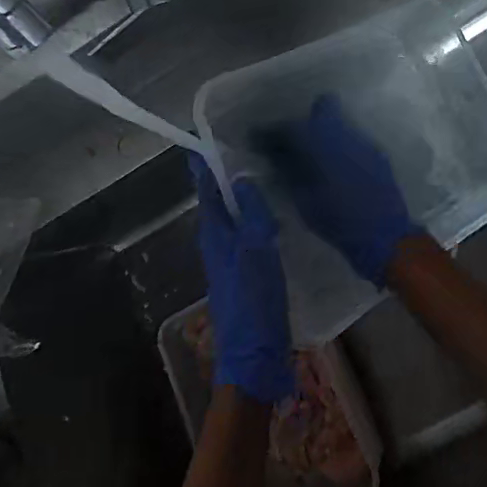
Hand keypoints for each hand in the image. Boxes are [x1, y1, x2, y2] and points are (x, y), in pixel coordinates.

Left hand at [189, 153, 293, 403]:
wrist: (255, 355)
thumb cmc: (253, 301)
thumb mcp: (255, 251)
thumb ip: (250, 214)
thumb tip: (242, 175)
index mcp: (214, 232)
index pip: (205, 186)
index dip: (207, 160)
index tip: (219, 131)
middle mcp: (219, 240)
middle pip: (220, 197)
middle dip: (232, 170)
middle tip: (258, 142)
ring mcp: (233, 257)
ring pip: (237, 213)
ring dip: (248, 191)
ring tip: (272, 168)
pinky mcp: (248, 269)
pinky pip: (251, 230)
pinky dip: (260, 213)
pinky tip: (281, 210)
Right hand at [256, 95, 421, 286]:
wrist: (385, 235)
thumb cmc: (339, 222)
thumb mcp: (305, 200)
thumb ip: (288, 172)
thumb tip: (273, 154)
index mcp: (324, 144)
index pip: (292, 126)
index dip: (272, 131)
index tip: (258, 138)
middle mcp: (347, 135)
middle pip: (322, 109)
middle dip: (302, 122)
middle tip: (287, 143)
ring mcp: (366, 142)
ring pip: (339, 123)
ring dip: (322, 133)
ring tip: (309, 155)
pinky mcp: (378, 154)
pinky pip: (352, 139)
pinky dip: (337, 146)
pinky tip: (331, 165)